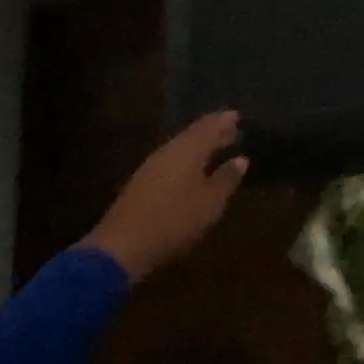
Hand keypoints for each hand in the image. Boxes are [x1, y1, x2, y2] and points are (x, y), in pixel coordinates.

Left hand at [78, 110, 248, 281]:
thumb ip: (226, 178)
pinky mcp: (141, 183)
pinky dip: (186, 159)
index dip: (224, 121)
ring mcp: (151, 166)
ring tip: (214, 147)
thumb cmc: (174, 220)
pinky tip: (190, 169)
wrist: (121, 247)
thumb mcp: (210, 202)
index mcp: (189, 149)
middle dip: (212, 131)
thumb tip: (241, 159)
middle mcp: (169, 150)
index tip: (238, 116)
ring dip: (199, 145)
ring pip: (180, 147)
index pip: (210, 126)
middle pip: (193, 134)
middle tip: (230, 129)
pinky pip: (171, 160)